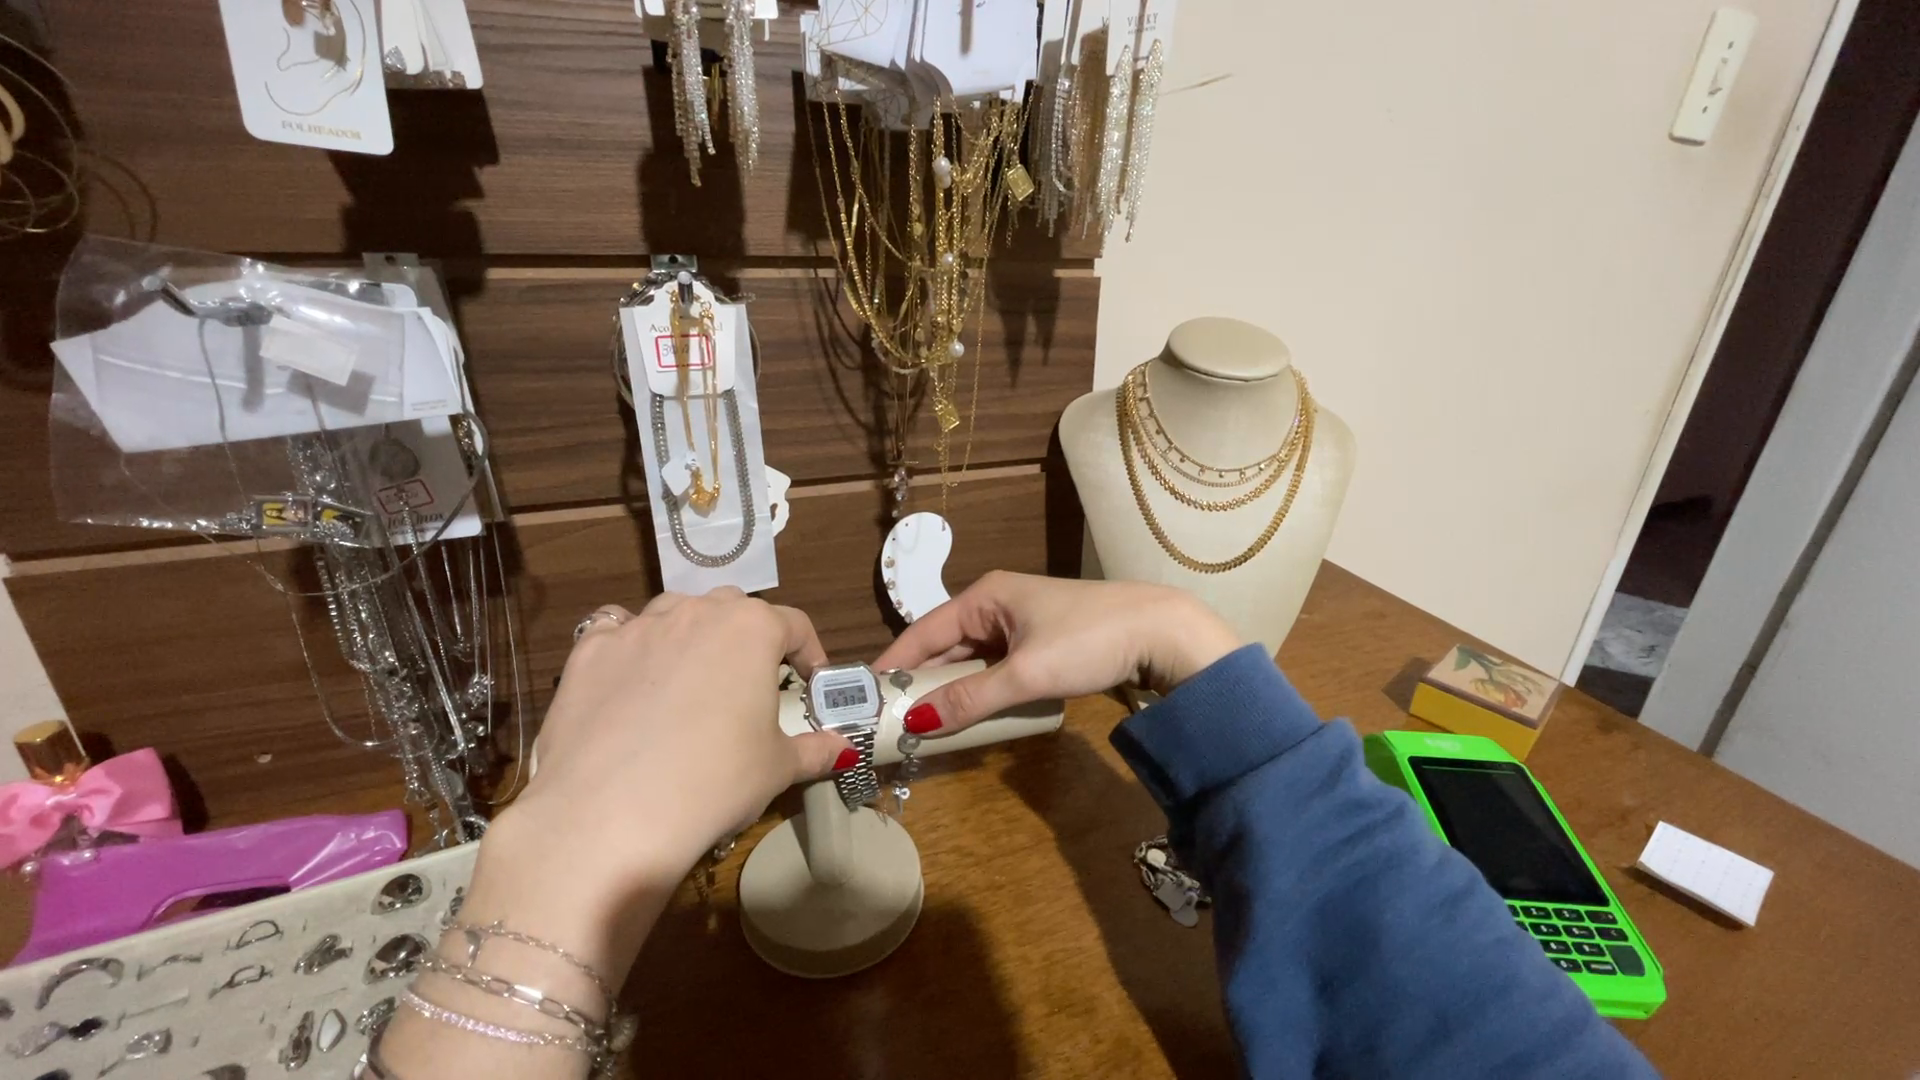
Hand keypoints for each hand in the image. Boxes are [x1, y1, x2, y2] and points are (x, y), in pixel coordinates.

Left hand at [499, 588, 851, 901]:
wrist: (607, 815)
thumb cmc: (714, 782)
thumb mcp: (777, 768)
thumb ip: (815, 750)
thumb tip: (844, 750)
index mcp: (752, 628)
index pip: (795, 625)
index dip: (809, 653)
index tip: (810, 682)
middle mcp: (696, 612)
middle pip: (733, 609)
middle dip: (748, 638)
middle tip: (749, 683)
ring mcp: (638, 627)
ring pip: (675, 612)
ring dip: (691, 635)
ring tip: (690, 679)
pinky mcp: (588, 652)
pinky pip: (618, 633)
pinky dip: (633, 649)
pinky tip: (632, 685)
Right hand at [871, 571, 1243, 736]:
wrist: (1161, 632)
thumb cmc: (1087, 641)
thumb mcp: (1025, 674)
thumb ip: (970, 698)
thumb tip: (915, 721)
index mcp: (984, 597)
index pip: (923, 631)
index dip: (893, 663)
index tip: (863, 696)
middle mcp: (996, 604)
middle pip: (945, 646)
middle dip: (920, 680)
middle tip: (891, 719)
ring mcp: (1020, 623)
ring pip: (971, 658)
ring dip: (951, 688)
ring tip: (922, 723)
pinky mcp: (1040, 642)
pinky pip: (996, 666)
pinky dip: (980, 688)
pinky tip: (969, 713)